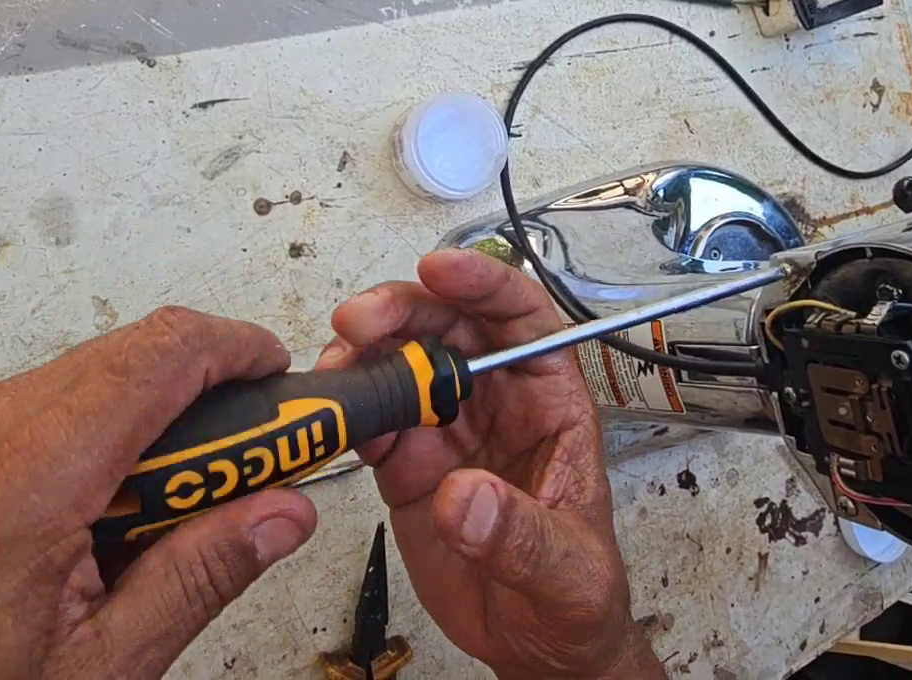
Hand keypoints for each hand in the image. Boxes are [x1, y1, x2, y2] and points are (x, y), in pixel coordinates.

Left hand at [0, 308, 316, 678]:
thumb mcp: (91, 673)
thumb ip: (199, 578)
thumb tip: (287, 512)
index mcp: (32, 475)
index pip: (164, 353)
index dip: (238, 348)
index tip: (283, 379)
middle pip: (138, 346)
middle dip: (214, 374)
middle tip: (256, 442)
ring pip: (99, 367)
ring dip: (165, 398)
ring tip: (191, 482)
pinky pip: (56, 397)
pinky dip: (114, 417)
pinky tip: (118, 497)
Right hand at [320, 250, 663, 679]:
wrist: (534, 643)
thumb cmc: (573, 593)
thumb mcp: (569, 571)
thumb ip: (521, 534)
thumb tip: (462, 495)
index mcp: (547, 398)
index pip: (522, 318)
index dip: (484, 282)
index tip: (441, 268)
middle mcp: (494, 398)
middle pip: (449, 325)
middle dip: (404, 309)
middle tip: (360, 320)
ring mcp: (447, 426)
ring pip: (403, 362)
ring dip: (366, 354)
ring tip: (337, 366)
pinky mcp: (408, 462)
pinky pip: (375, 420)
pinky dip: (353, 412)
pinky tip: (342, 420)